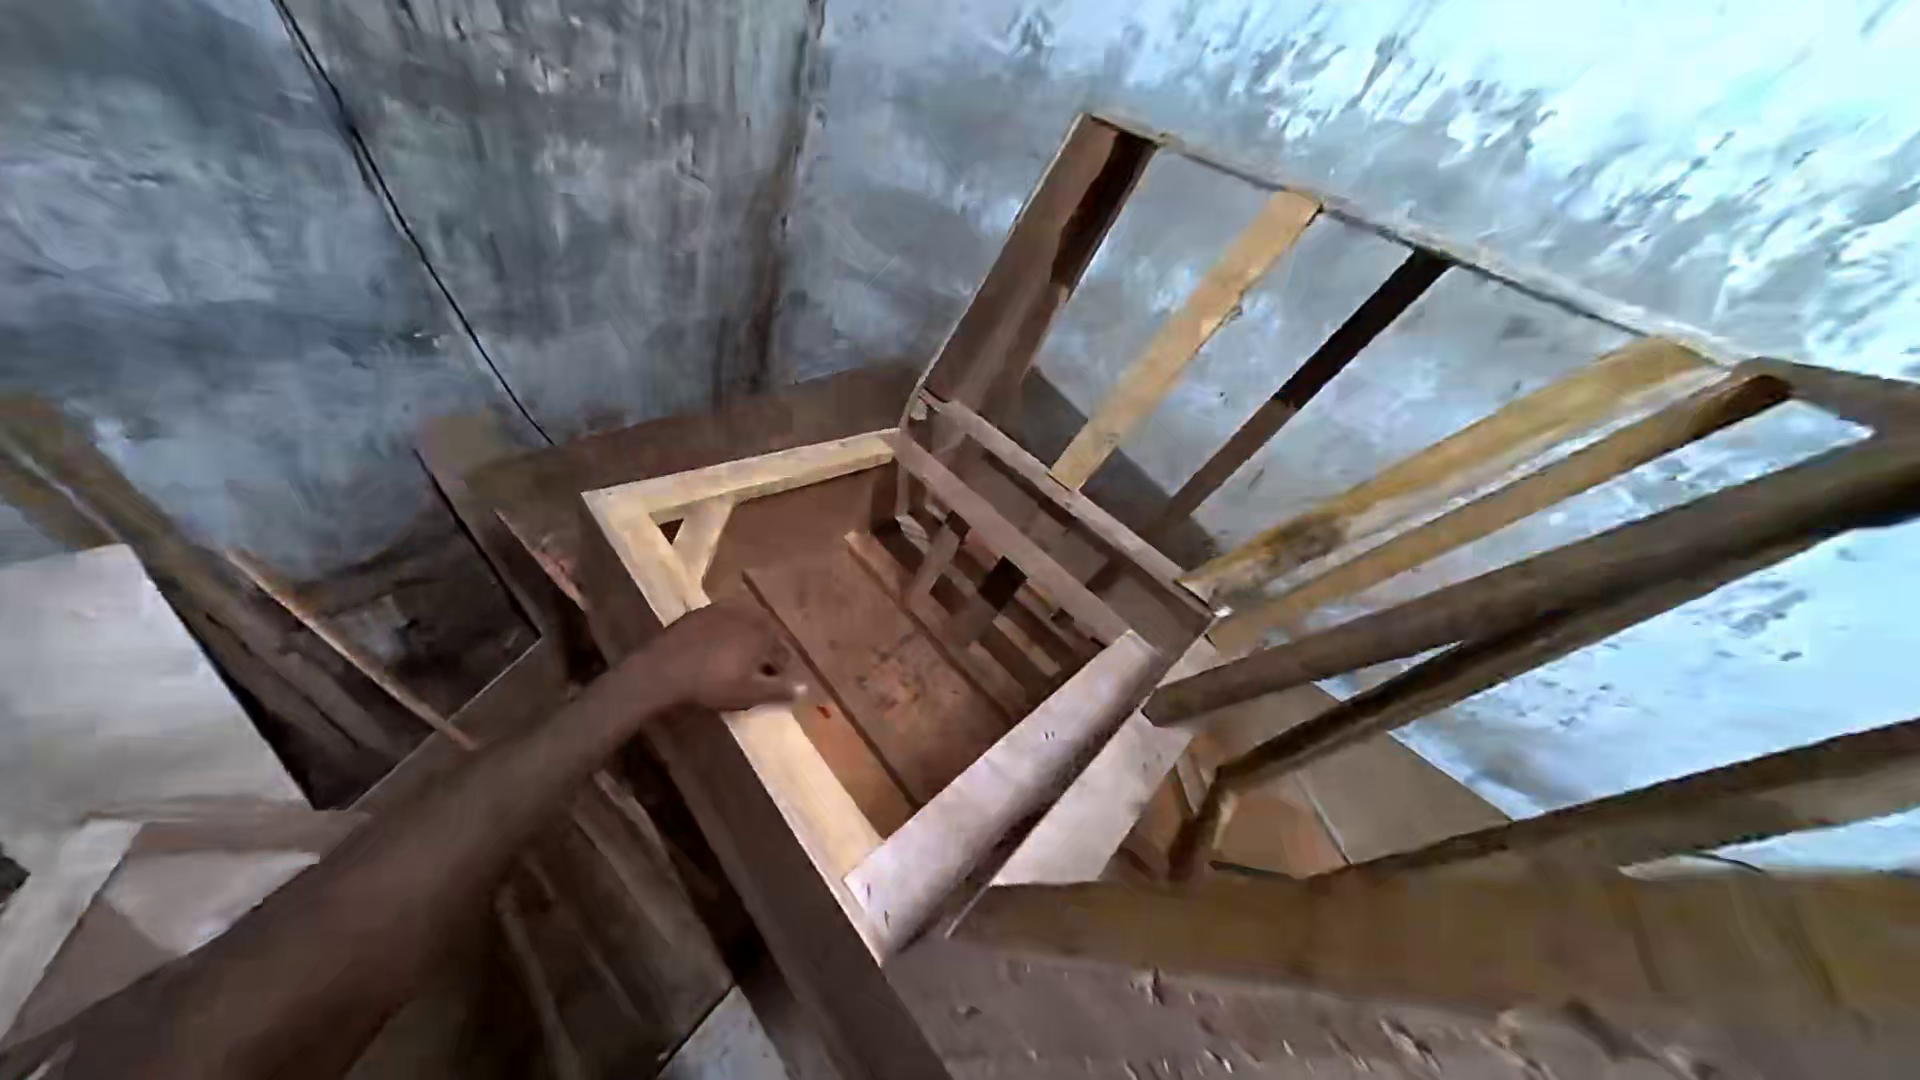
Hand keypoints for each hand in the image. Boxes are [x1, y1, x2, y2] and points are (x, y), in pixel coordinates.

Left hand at [644, 603, 802, 711]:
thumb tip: (806, 688)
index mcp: (766, 633)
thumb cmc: (712, 683)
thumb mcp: (749, 693)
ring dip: (747, 639)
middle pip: (767, 635)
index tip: (772, 683)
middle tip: (755, 671)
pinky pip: (724, 620)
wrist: (664, 669)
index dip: (780, 671)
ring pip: (746, 625)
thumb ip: (779, 690)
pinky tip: (715, 647)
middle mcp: (750, 614)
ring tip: (737, 659)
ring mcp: (724, 609)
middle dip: (765, 651)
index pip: (783, 653)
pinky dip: (726, 632)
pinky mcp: (702, 610)